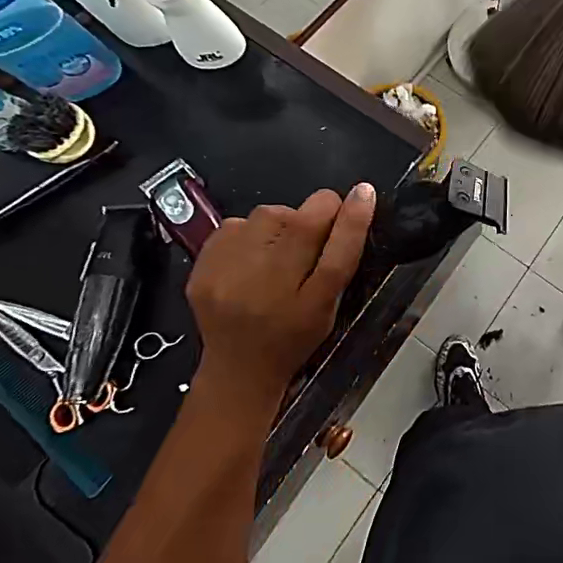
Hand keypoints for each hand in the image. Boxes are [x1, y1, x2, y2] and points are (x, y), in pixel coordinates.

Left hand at [186, 184, 375, 408]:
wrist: (239, 368)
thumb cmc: (295, 336)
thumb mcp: (330, 303)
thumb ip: (343, 253)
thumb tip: (358, 196)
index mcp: (306, 301)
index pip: (333, 244)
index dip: (350, 215)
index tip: (363, 194)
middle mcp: (264, 286)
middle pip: (296, 219)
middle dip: (314, 216)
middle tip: (313, 240)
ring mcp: (225, 276)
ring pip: (266, 216)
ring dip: (281, 223)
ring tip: (280, 252)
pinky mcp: (200, 269)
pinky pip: (234, 225)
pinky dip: (250, 232)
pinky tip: (252, 258)